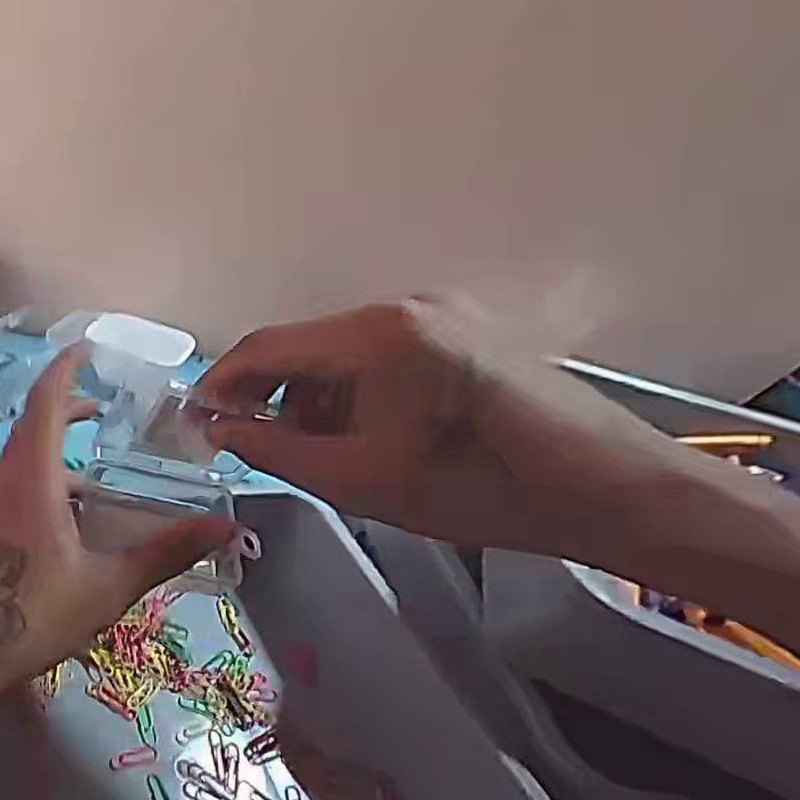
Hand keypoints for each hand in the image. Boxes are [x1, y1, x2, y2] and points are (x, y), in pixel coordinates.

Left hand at [0, 344, 233, 714]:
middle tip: (101, 405)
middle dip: (65, 405)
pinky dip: (42, 474)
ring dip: (53, 444)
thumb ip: (166, 553)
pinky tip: (69, 512)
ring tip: (93, 462)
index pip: (44, 406)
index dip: (64, 371)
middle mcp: (4, 483)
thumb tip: (226, 529)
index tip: (86, 350)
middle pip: (30, 425)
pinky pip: (13, 480)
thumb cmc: (34, 620)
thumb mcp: (108, 587)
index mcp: (33, 484)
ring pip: (20, 454)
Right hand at [195, 295, 711, 560]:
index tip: (195, 419)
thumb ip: (272, 449)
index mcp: (374, 337)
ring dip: (305, 399)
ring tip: (309, 450)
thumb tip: (219, 428)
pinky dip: (346, 395)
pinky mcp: (455, 333)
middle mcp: (400, 310)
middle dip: (264, 396)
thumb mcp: (355, 478)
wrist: (604, 488)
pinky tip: (355, 434)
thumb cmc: (476, 490)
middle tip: (246, 443)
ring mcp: (433, 316)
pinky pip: (372, 358)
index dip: (220, 383)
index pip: (266, 346)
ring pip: (333, 354)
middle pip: (299, 347)